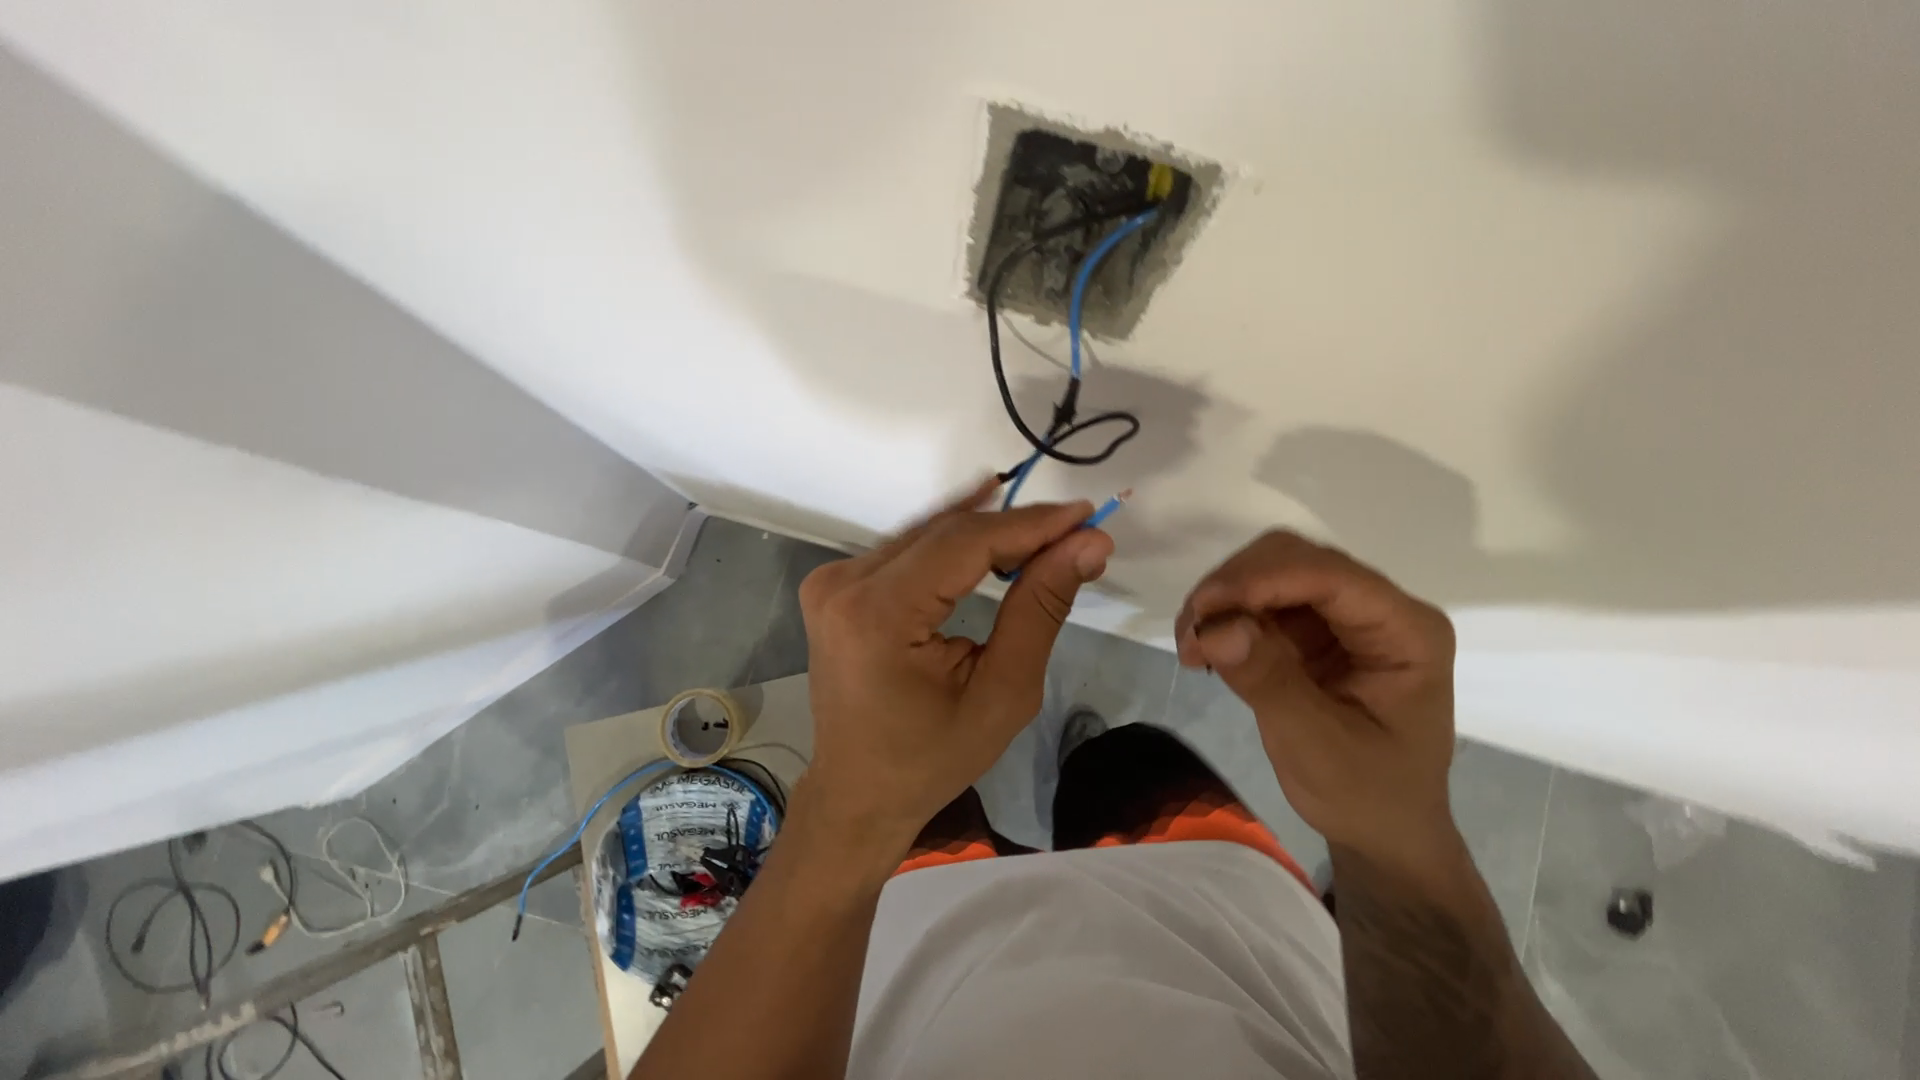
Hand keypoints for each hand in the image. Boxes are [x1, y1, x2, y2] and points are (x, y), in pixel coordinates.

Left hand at [797, 478, 1113, 850]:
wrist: (860, 793)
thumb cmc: (932, 759)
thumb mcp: (1002, 693)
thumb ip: (1040, 610)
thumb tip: (1087, 545)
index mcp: (876, 615)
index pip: (963, 543)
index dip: (1029, 525)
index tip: (1086, 516)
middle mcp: (844, 585)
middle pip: (944, 532)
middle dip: (1014, 527)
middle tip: (1076, 532)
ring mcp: (833, 582)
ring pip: (926, 535)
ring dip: (986, 531)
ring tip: (1048, 536)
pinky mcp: (836, 588)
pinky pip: (906, 550)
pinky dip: (953, 545)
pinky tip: (993, 534)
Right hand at [1174, 531, 1457, 863]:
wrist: (1382, 830)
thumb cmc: (1367, 795)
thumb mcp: (1317, 748)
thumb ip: (1269, 682)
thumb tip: (1215, 628)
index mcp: (1406, 632)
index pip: (1332, 577)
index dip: (1263, 580)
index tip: (1205, 609)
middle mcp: (1378, 609)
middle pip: (1295, 560)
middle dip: (1236, 587)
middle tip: (1191, 636)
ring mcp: (1344, 617)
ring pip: (1269, 573)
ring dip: (1222, 601)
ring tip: (1191, 650)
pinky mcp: (1313, 630)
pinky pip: (1259, 602)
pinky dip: (1225, 617)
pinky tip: (1205, 651)